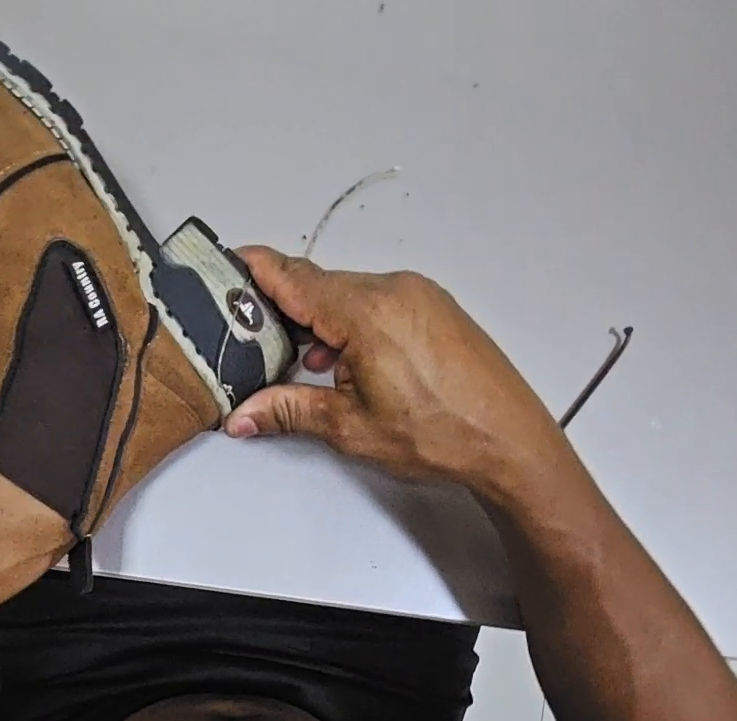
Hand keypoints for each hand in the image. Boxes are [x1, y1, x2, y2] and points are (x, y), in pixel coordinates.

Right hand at [223, 247, 562, 490]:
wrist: (509, 441)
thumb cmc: (441, 434)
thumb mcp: (351, 427)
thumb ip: (289, 411)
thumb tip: (243, 415)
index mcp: (367, 313)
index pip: (295, 277)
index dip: (256, 269)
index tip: (227, 262)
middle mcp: (394, 290)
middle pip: (319, 284)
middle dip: (284, 308)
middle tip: (256, 338)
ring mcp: (419, 294)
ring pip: (348, 293)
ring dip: (321, 321)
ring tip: (307, 363)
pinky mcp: (434, 307)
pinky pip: (378, 301)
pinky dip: (352, 322)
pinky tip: (347, 360)